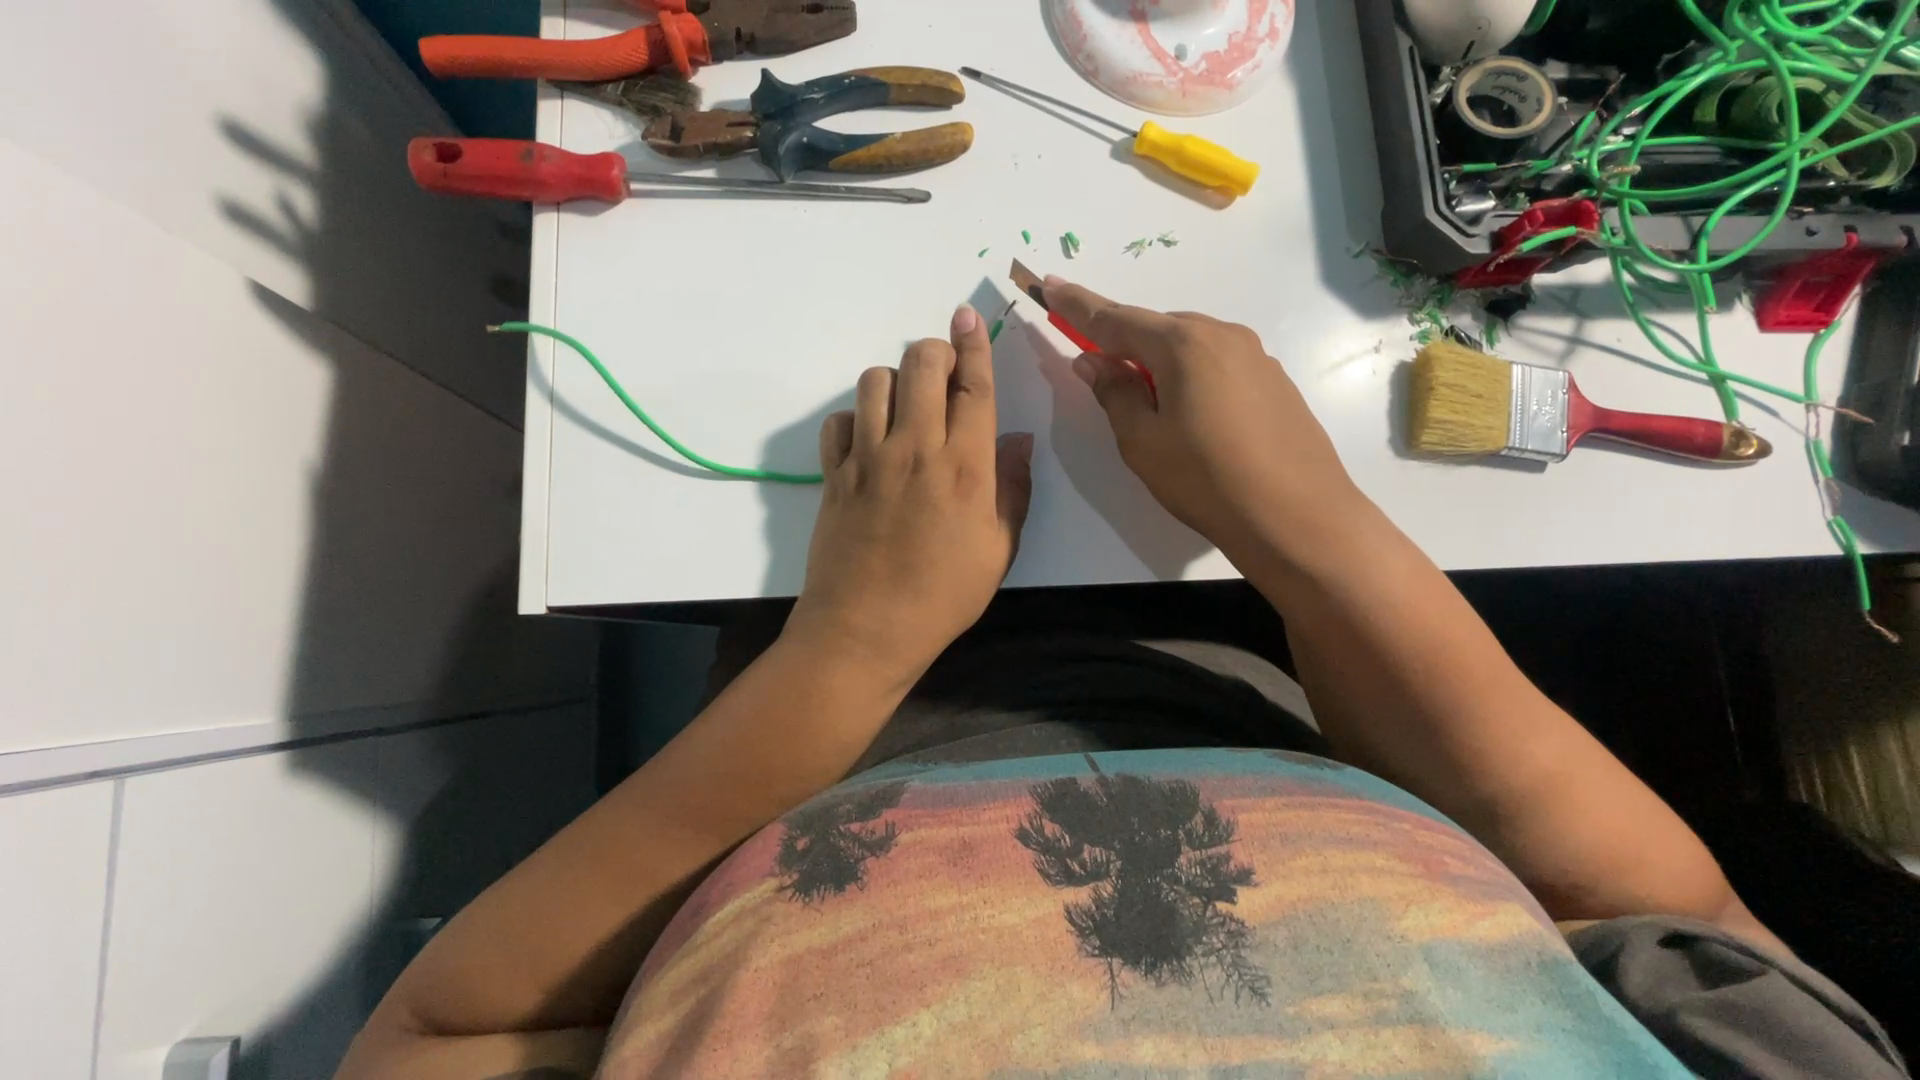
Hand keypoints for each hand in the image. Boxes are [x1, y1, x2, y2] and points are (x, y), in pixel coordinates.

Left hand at [786, 304, 1033, 684]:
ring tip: (905, 408)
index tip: (968, 315)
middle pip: (920, 364)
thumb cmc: (942, 598)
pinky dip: (854, 419)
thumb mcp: (999, 551)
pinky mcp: (833, 475)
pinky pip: (838, 422)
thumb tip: (1017, 437)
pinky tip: (868, 442)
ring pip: (874, 381)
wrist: (865, 631)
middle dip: (934, 352)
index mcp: (965, 466)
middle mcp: (915, 448)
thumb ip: (1012, 488)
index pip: (973, 384)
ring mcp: (867, 458)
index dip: (974, 343)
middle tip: (943, 373)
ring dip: (895, 381)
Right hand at [1043, 277, 1359, 557]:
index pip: (1115, 319)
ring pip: (1190, 348)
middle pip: (1157, 330)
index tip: (1049, 285)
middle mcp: (1222, 336)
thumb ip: (1115, 394)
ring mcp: (1255, 357)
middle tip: (1101, 369)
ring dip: (1161, 364)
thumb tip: (1094, 361)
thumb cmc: (1207, 480)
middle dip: (1124, 343)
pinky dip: (1193, 378)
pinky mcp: (1274, 381)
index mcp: (1183, 345)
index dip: (1077, 305)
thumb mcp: (1143, 443)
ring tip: (1152, 408)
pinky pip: (1218, 366)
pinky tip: (1196, 419)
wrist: (1298, 516)